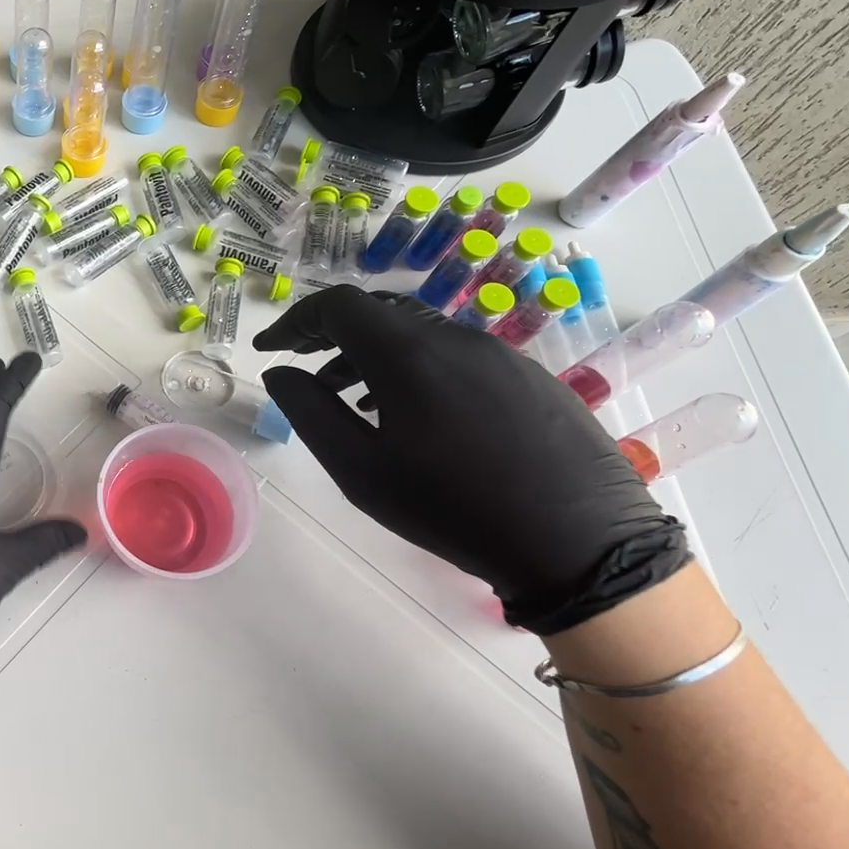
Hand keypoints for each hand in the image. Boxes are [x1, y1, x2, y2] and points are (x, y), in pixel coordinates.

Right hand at [253, 285, 688, 633]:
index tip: (269, 348)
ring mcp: (500, 354)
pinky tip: (417, 415)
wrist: (579, 542)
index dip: (295, 320)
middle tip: (306, 368)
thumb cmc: (451, 508)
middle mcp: (455, 338)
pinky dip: (418, 368)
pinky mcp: (530, 376)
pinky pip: (457, 355)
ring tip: (354, 401)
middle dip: (332, 335)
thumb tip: (280, 374)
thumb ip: (309, 413)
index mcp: (408, 353)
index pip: (339, 306)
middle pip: (379, 312)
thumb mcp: (360, 469)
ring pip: (420, 334)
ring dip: (375, 355)